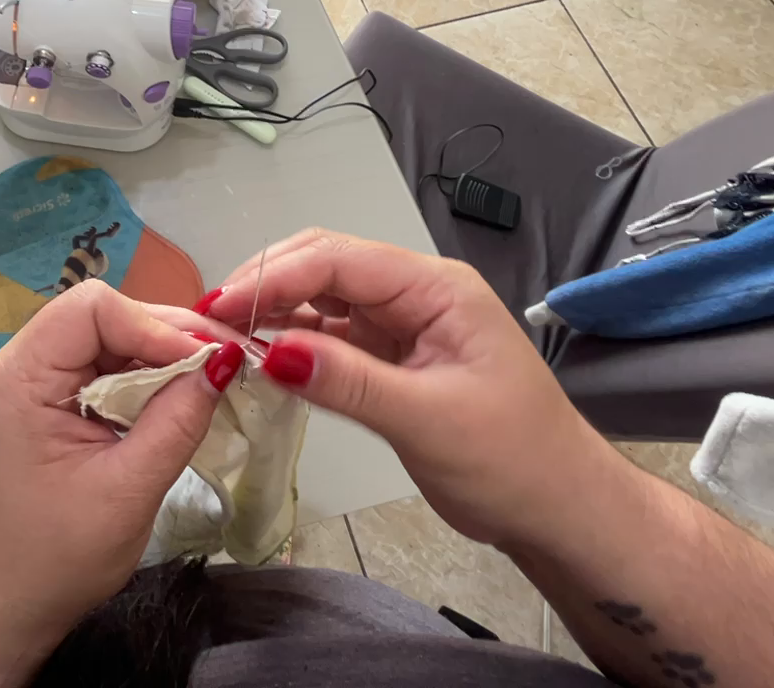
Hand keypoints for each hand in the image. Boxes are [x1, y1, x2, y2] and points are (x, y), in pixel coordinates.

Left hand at [0, 279, 243, 670]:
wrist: (6, 605)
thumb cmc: (55, 560)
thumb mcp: (126, 493)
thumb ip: (174, 423)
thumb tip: (223, 364)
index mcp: (19, 381)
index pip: (90, 310)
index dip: (152, 325)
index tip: (204, 358)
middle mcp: (20, 366)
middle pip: (101, 317)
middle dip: (166, 333)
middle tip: (226, 357)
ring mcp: (34, 382)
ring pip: (107, 337)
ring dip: (160, 352)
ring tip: (212, 372)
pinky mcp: (50, 400)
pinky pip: (103, 365)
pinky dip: (144, 374)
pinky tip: (179, 391)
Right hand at [191, 229, 621, 550]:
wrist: (561, 512)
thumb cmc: (514, 462)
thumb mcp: (430, 421)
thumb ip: (349, 383)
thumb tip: (267, 354)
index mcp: (434, 287)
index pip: (338, 260)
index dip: (274, 277)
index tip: (221, 308)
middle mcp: (411, 291)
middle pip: (323, 264)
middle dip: (265, 283)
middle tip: (213, 318)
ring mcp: (397, 320)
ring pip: (319, 295)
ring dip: (271, 309)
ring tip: (224, 333)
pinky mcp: (385, 351)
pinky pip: (326, 331)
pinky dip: (289, 338)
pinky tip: (259, 351)